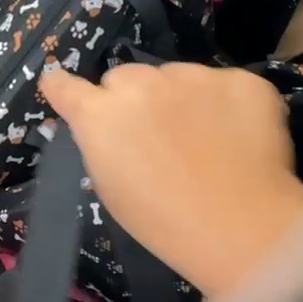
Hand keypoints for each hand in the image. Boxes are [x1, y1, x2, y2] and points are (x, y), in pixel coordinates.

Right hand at [41, 62, 302, 301]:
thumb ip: (99, 140)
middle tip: (150, 133)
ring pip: (174, 76)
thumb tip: (107, 126)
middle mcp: (140, 83)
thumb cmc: (157, 216)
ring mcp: (193, 76)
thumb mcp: (106, 180)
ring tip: (199, 136)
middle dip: (130, 98)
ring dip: (178, 97)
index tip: (70, 95)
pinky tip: (234, 134)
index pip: (61, 84)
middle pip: (123, 76)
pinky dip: (223, 103)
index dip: (64, 89)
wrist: (238, 225)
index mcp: (98, 113)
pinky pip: (221, 84)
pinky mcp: (241, 79)